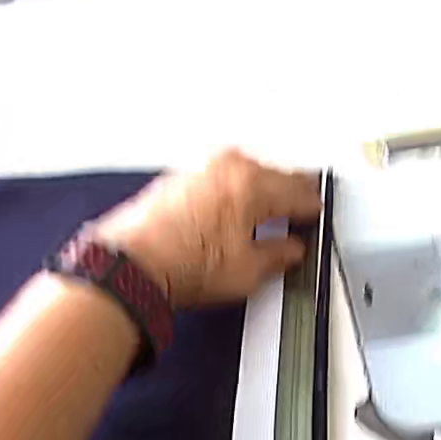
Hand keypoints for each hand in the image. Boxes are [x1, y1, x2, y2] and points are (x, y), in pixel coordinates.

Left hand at [90, 149, 320, 308]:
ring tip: (253, 223)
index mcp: (253, 183)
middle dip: (283, 198)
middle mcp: (226, 166)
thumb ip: (278, 257)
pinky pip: (213, 184)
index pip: (300, 191)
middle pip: (271, 178)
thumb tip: (289, 251)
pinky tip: (220, 220)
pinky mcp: (173, 181)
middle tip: (290, 217)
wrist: (126, 269)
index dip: (312, 209)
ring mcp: (197, 170)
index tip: (314, 218)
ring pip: (241, 177)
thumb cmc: (177, 268)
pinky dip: (223, 198)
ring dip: (252, 195)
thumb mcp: (244, 273)